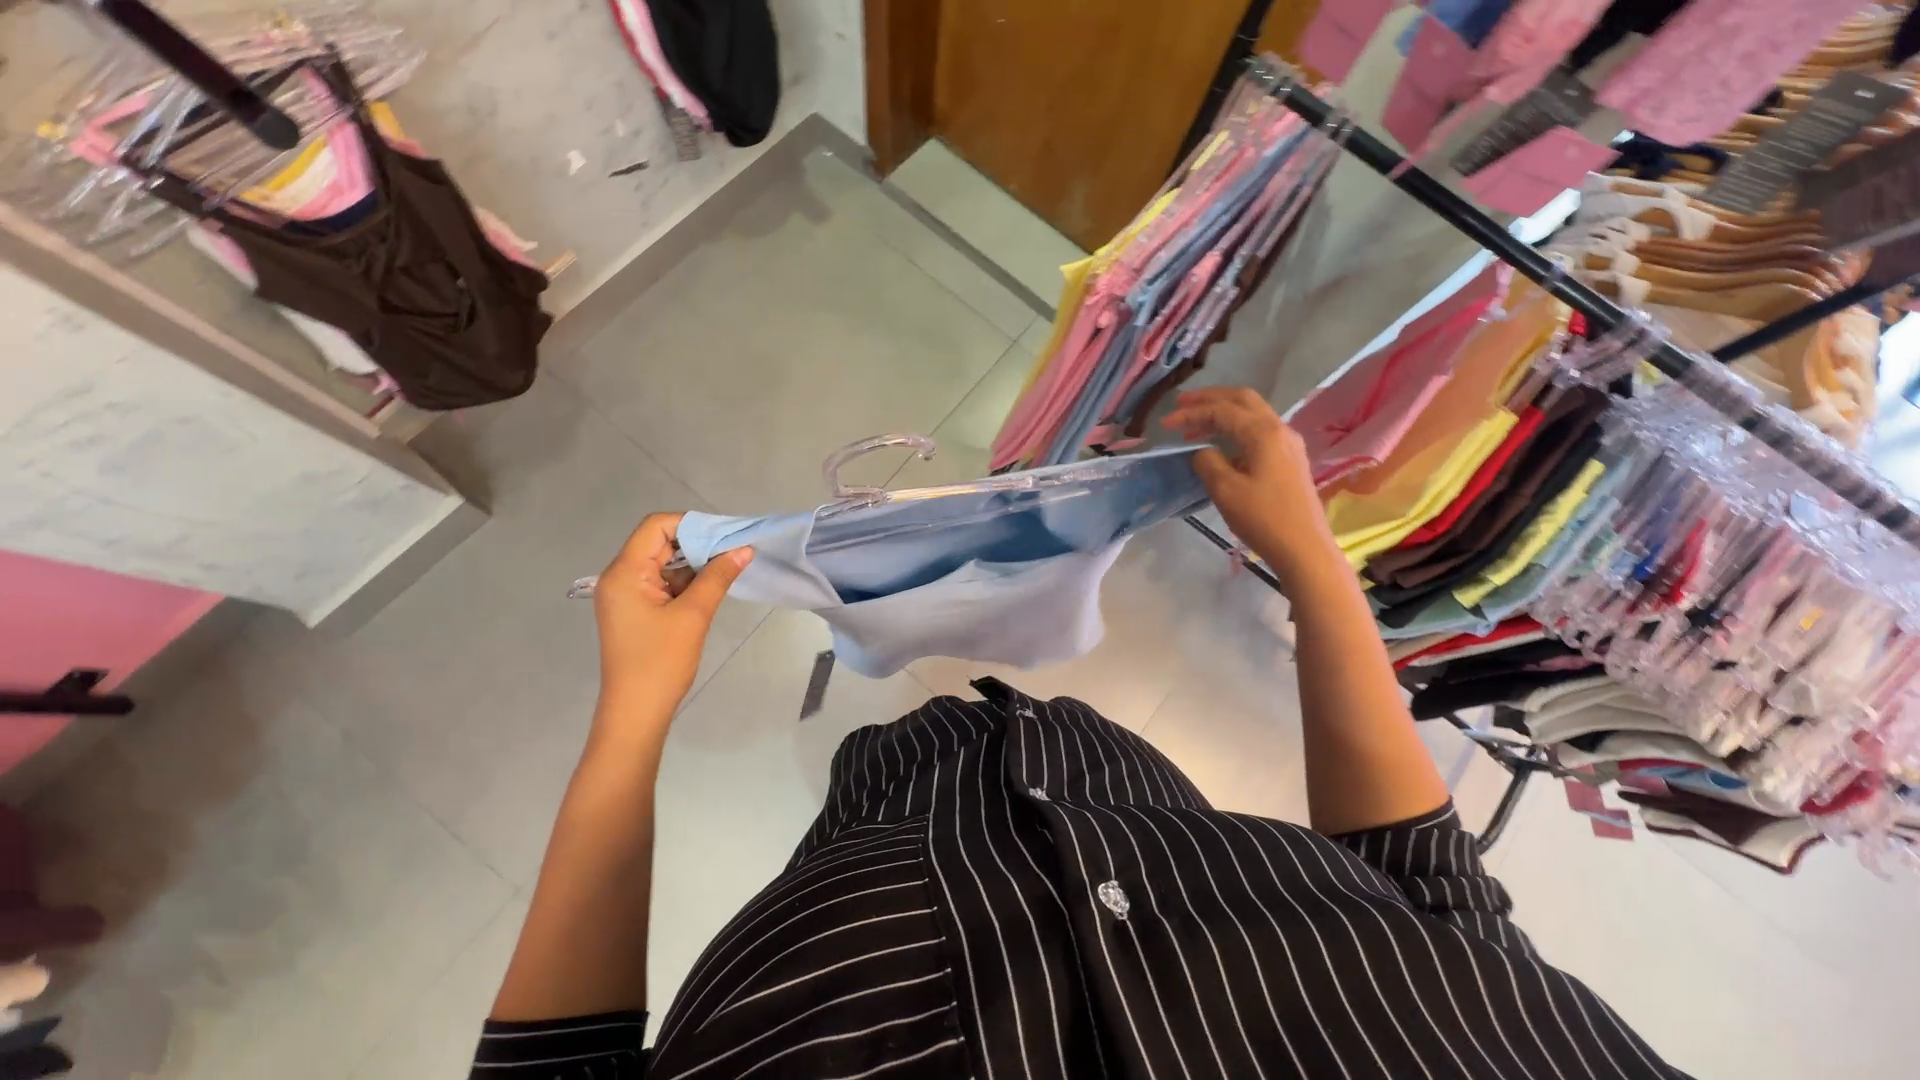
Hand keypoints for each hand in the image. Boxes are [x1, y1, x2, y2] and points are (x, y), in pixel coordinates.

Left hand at [591, 513, 752, 723]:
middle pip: (659, 542)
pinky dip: (686, 583)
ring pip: (663, 564)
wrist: (637, 712)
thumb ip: (718, 577)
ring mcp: (625, 596)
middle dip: (697, 544)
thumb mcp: (693, 615)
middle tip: (734, 551)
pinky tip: (711, 588)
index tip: (725, 536)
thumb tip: (744, 548)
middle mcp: (619, 577)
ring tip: (727, 569)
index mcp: (624, 573)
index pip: (656, 526)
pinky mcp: (635, 611)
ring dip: (694, 565)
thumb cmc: (661, 662)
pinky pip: (662, 584)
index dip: (691, 524)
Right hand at [1163, 387, 1341, 587]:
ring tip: (1195, 428)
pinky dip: (1236, 431)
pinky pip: (1260, 433)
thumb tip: (1203, 452)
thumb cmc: (1263, 518)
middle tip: (1182, 403)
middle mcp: (1280, 430)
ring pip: (1252, 415)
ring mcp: (1289, 445)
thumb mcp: (1225, 490)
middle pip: (1242, 400)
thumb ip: (1208, 462)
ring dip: (1223, 415)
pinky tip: (1221, 448)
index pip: (1222, 410)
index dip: (1191, 413)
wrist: (1304, 548)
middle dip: (1210, 399)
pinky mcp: (1290, 461)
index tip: (1166, 423)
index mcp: (1264, 433)